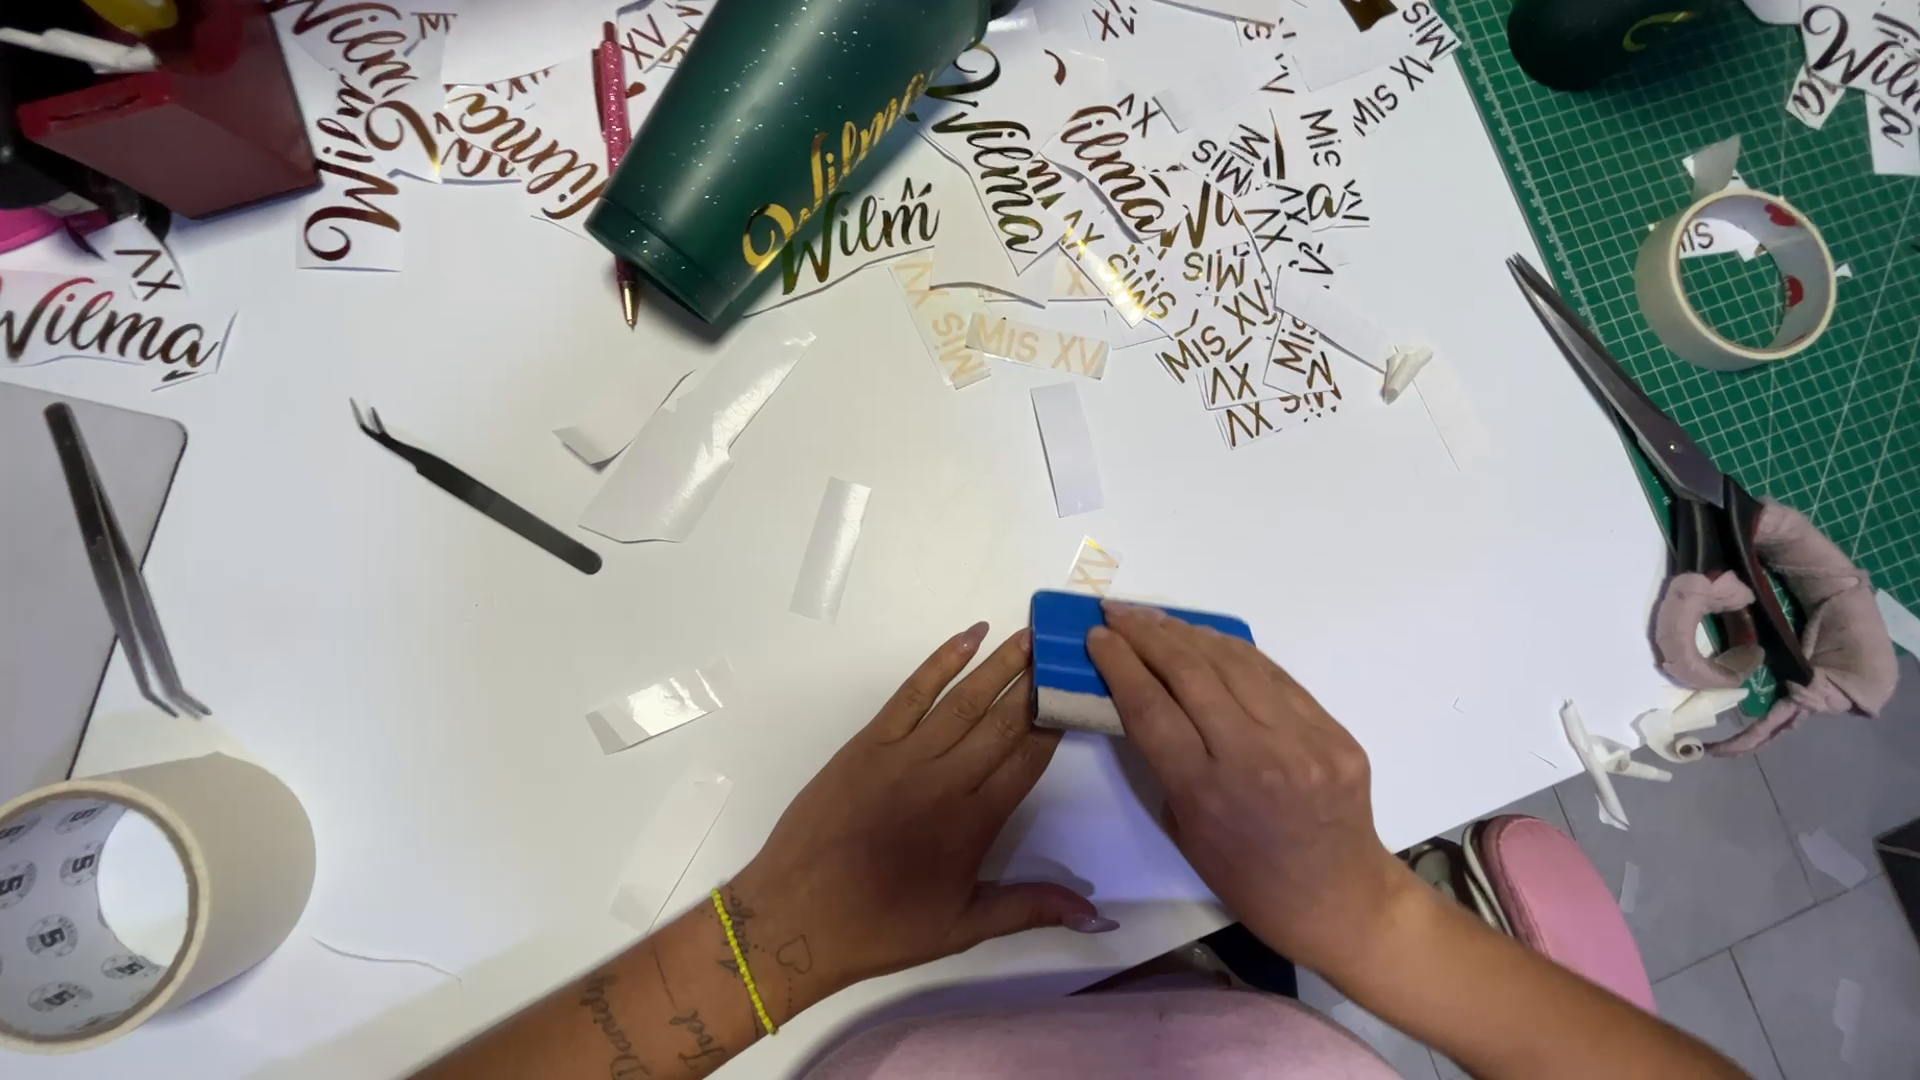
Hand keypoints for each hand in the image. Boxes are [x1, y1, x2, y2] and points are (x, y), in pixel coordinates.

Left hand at [727, 623, 1111, 1021]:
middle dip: (1035, 685)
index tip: (1076, 694)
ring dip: (999, 664)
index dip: (1054, 726)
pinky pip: (911, 692)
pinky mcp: (869, 741)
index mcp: (974, 824)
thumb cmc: (882, 926)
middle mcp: (946, 781)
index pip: (1027, 761)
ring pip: (964, 700)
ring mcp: (905, 755)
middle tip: (1062, 651)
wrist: (796, 916)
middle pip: (1002, 723)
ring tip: (1028, 637)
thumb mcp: (963, 928)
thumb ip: (1030, 908)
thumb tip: (1098, 913)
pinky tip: (967, 636)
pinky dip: (941, 661)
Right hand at [1086, 602, 1417, 977]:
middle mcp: (1255, 758)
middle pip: (1188, 672)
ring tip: (1155, 617)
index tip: (1096, 635)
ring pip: (1233, 662)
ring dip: (1186, 631)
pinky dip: (1232, 649)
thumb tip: (1142, 689)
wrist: (1338, 898)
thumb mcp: (1181, 823)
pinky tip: (1206, 637)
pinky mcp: (1334, 733)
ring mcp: (1303, 742)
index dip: (1117, 661)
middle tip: (1117, 611)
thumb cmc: (1243, 874)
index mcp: (1206, 791)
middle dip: (1145, 633)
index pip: (1150, 705)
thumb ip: (1163, 756)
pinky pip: (1273, 675)